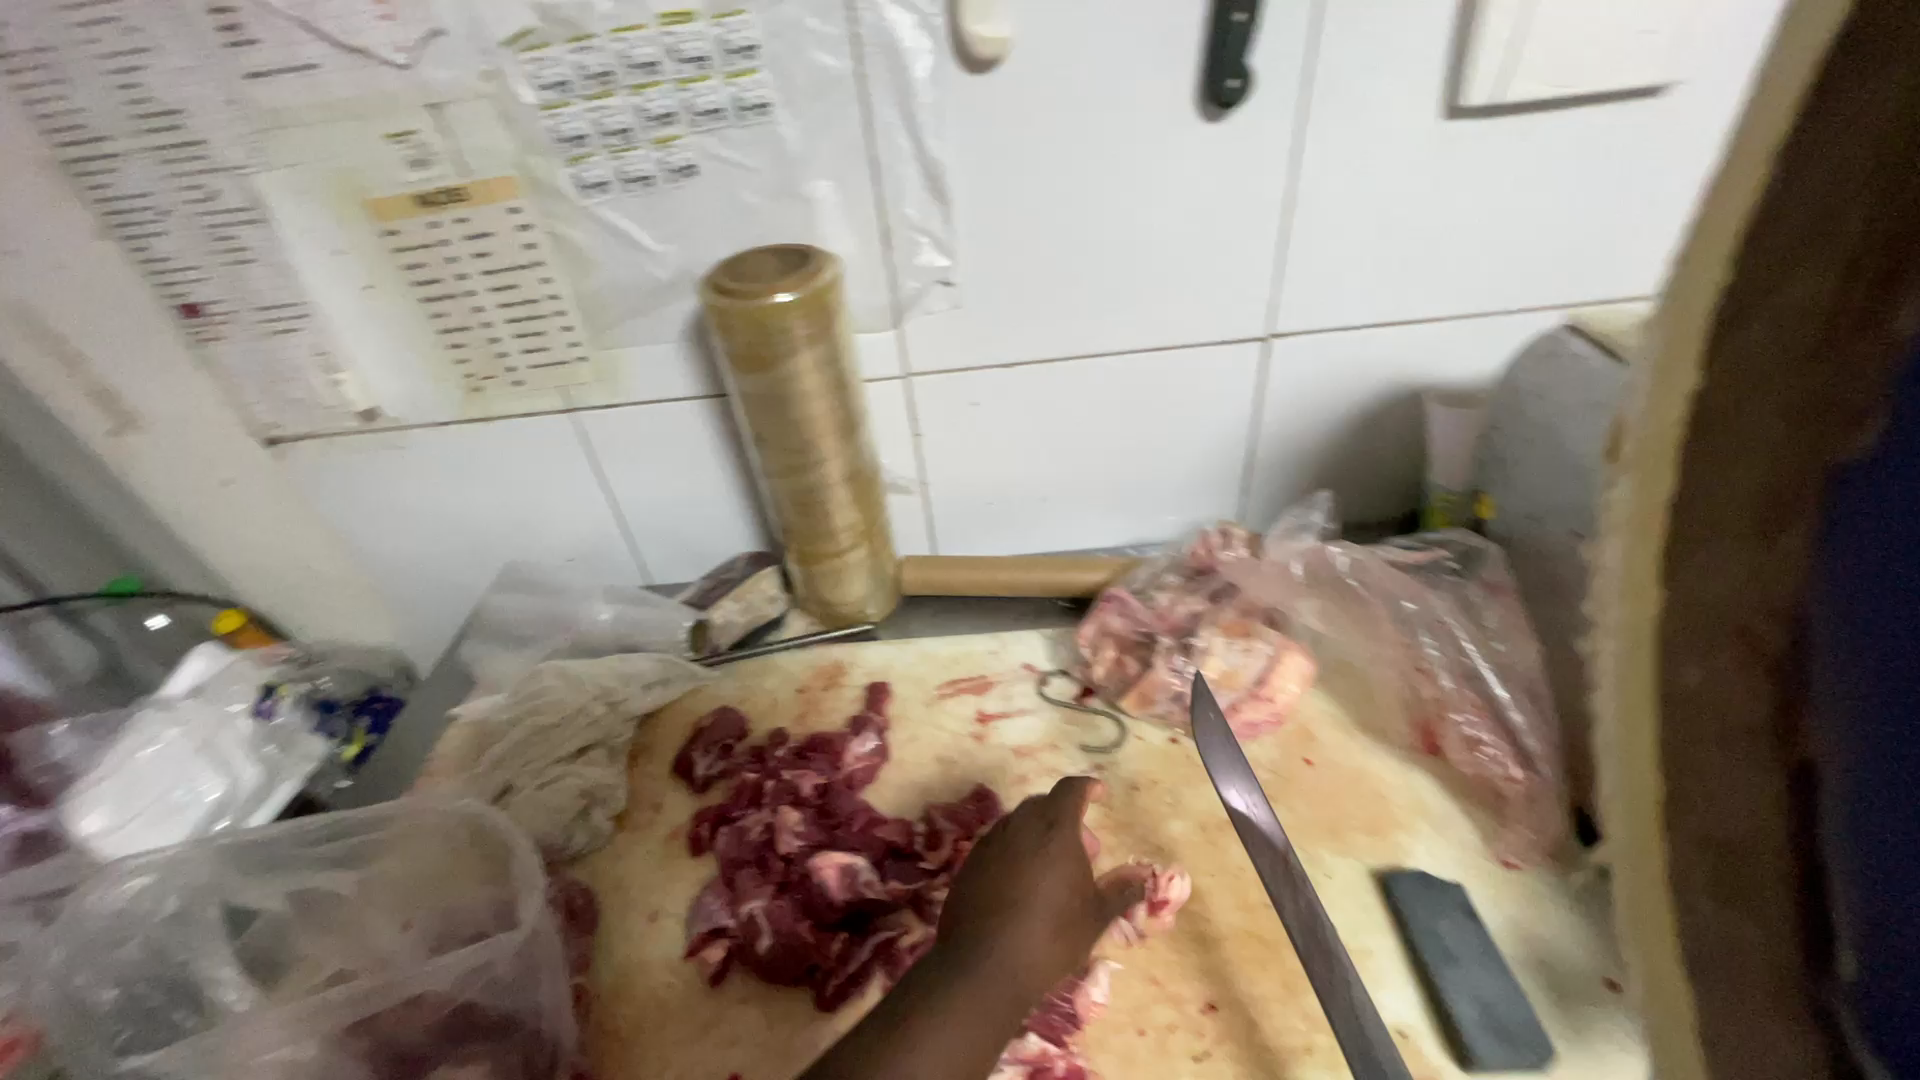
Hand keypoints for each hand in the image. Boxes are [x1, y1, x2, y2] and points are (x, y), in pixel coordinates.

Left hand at [932, 776, 1143, 1000]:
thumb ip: (1120, 890)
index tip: (1099, 792)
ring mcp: (990, 842)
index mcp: (1054, 828)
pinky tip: (1024, 884)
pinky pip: (999, 844)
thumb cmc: (1051, 937)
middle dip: (1066, 816)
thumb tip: (1143, 876)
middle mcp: (1019, 825)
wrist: (985, 966)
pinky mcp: (970, 863)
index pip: (1071, 789)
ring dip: (1040, 833)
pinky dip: (1017, 850)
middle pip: (1044, 804)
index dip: (1086, 787)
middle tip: (1085, 849)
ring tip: (1055, 869)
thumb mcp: (1095, 916)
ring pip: (1019, 823)